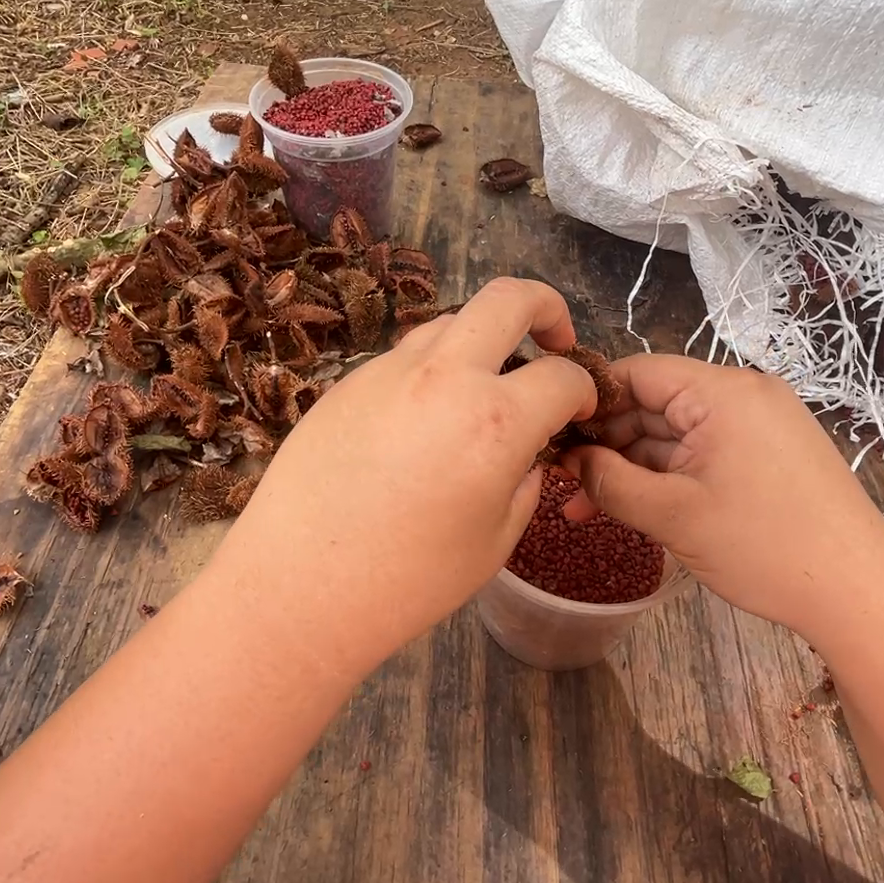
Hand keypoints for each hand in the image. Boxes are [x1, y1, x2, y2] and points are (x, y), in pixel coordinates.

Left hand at [218, 278, 596, 661]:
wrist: (300, 585)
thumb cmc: (409, 581)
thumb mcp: (495, 541)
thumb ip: (524, 481)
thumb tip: (528, 452)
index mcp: (496, 421)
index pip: (562, 377)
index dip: (583, 390)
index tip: (578, 410)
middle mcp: (446, 377)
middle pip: (510, 298)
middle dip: (546, 306)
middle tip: (554, 340)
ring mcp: (391, 370)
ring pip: (452, 320)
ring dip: (483, 340)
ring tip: (482, 387)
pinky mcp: (350, 380)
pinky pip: (406, 355)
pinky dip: (433, 368)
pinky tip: (424, 415)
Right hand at [559, 354, 883, 631]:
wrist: (860, 595)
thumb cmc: (763, 545)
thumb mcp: (672, 514)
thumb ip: (608, 481)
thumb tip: (565, 459)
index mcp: (723, 392)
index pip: (637, 373)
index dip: (589, 400)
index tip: (549, 433)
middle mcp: (741, 397)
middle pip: (652, 406)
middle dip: (604, 445)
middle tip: (557, 481)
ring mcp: (756, 428)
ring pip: (671, 437)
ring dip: (629, 468)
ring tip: (581, 507)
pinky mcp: (764, 457)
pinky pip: (698, 455)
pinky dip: (663, 478)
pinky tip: (628, 507)